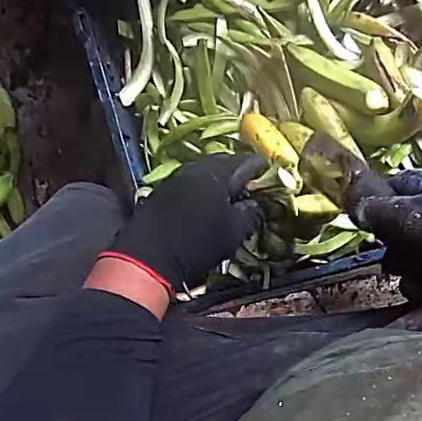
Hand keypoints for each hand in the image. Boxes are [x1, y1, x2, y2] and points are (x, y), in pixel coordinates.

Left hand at [102, 153, 265, 292]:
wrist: (149, 258)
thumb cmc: (199, 243)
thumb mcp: (235, 231)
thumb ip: (252, 213)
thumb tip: (260, 204)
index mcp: (217, 172)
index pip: (248, 162)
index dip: (263, 171)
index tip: (271, 181)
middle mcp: (195, 168)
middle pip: (224, 164)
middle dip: (241, 175)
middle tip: (253, 190)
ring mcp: (176, 179)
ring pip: (206, 174)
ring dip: (220, 185)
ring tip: (231, 201)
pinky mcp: (162, 193)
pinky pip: (191, 186)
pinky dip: (204, 193)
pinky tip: (207, 209)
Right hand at [353, 169, 421, 311]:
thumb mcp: (407, 218)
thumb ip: (376, 211)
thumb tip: (353, 202)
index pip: (393, 188)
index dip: (375, 210)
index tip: (368, 235)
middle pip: (414, 228)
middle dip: (400, 257)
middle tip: (396, 277)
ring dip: (419, 280)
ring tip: (417, 297)